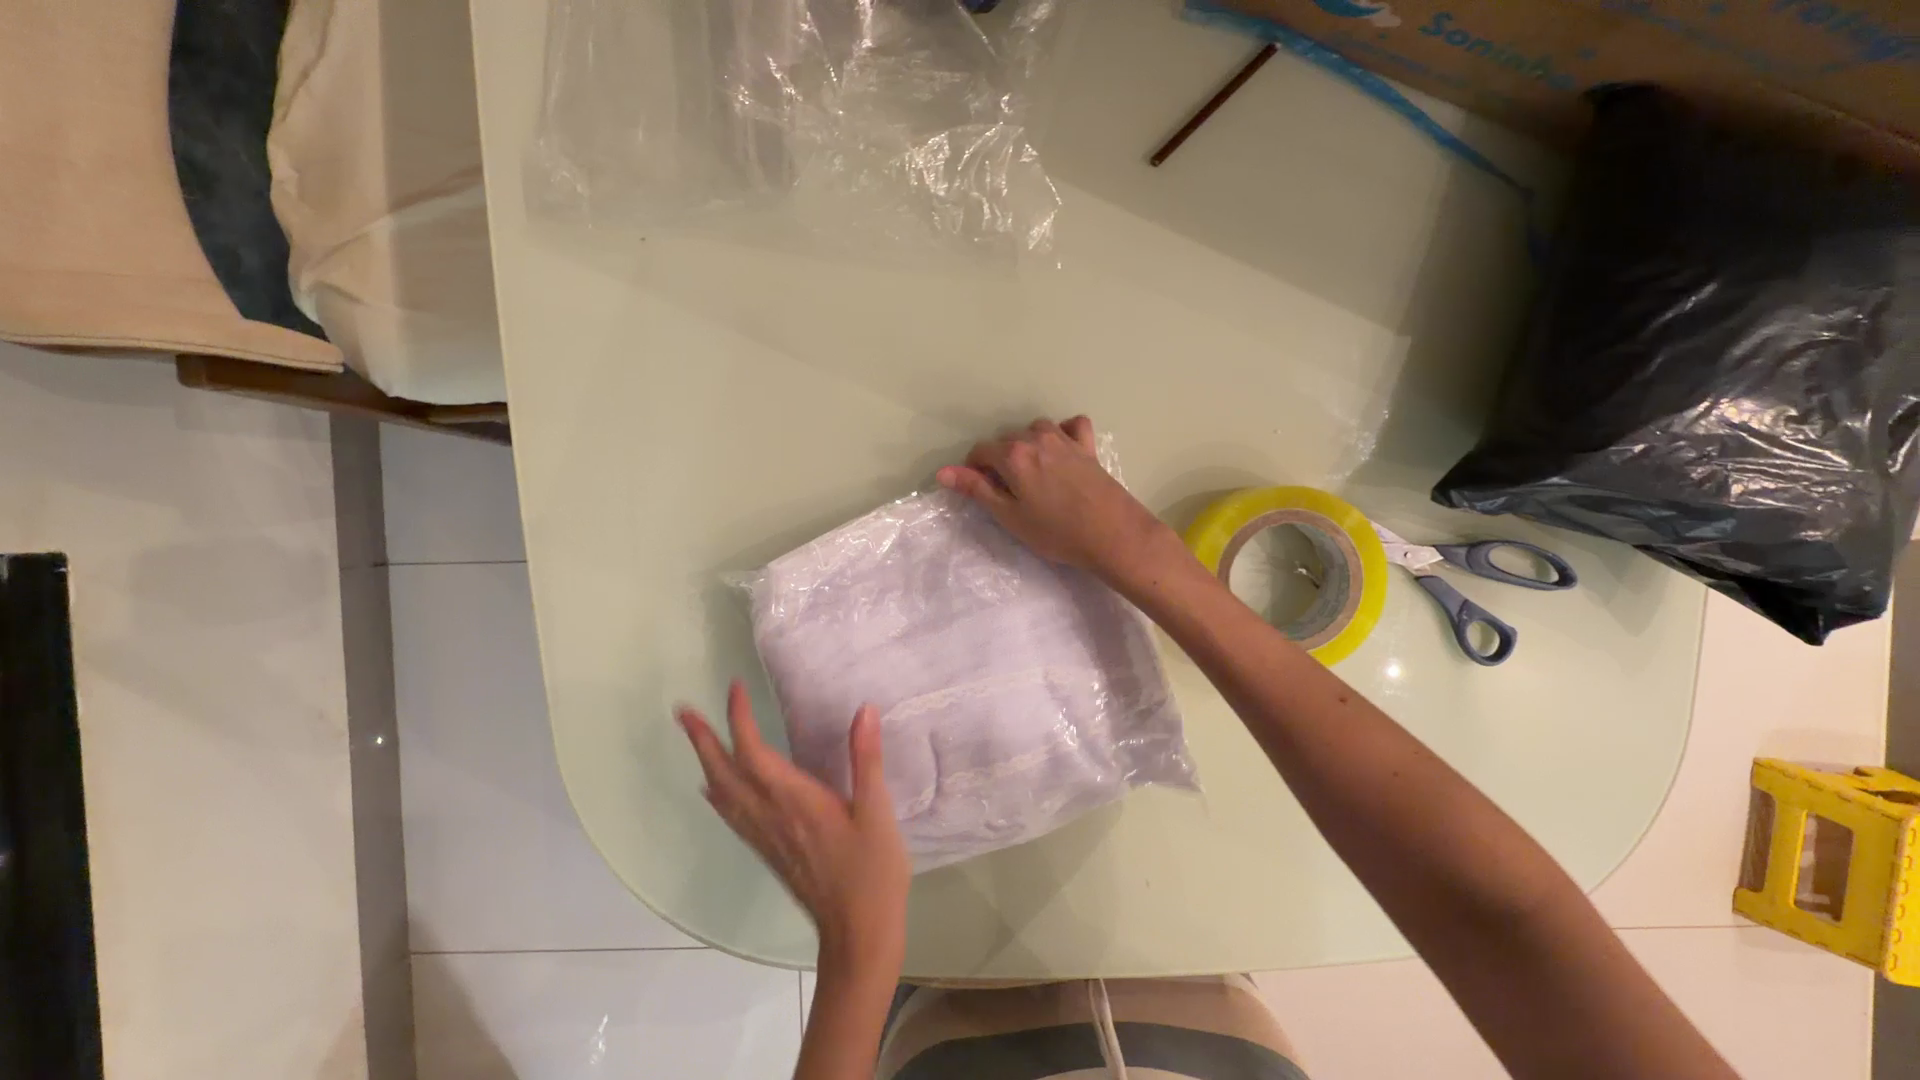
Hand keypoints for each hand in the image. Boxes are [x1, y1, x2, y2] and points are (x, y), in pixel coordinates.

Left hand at [677, 681, 910, 963]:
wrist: (856, 931)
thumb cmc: (872, 872)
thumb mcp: (878, 813)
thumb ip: (867, 760)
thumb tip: (864, 711)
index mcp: (795, 801)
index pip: (754, 752)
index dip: (739, 718)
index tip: (735, 688)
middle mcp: (770, 816)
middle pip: (725, 772)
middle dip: (703, 739)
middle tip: (684, 711)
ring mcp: (765, 836)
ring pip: (723, 794)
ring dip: (704, 762)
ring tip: (694, 737)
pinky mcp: (768, 851)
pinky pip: (731, 815)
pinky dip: (717, 793)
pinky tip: (714, 789)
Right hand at [937, 415, 1182, 585]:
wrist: (1113, 535)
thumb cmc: (1056, 533)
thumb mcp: (1010, 516)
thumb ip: (977, 490)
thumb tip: (943, 471)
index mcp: (1013, 456)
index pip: (980, 451)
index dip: (974, 471)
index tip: (983, 492)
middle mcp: (1037, 438)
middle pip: (1007, 440)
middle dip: (1000, 459)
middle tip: (1009, 492)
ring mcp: (1066, 439)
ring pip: (1036, 430)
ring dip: (1028, 445)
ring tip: (1033, 475)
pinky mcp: (1089, 447)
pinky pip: (1072, 426)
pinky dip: (1064, 433)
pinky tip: (1063, 451)